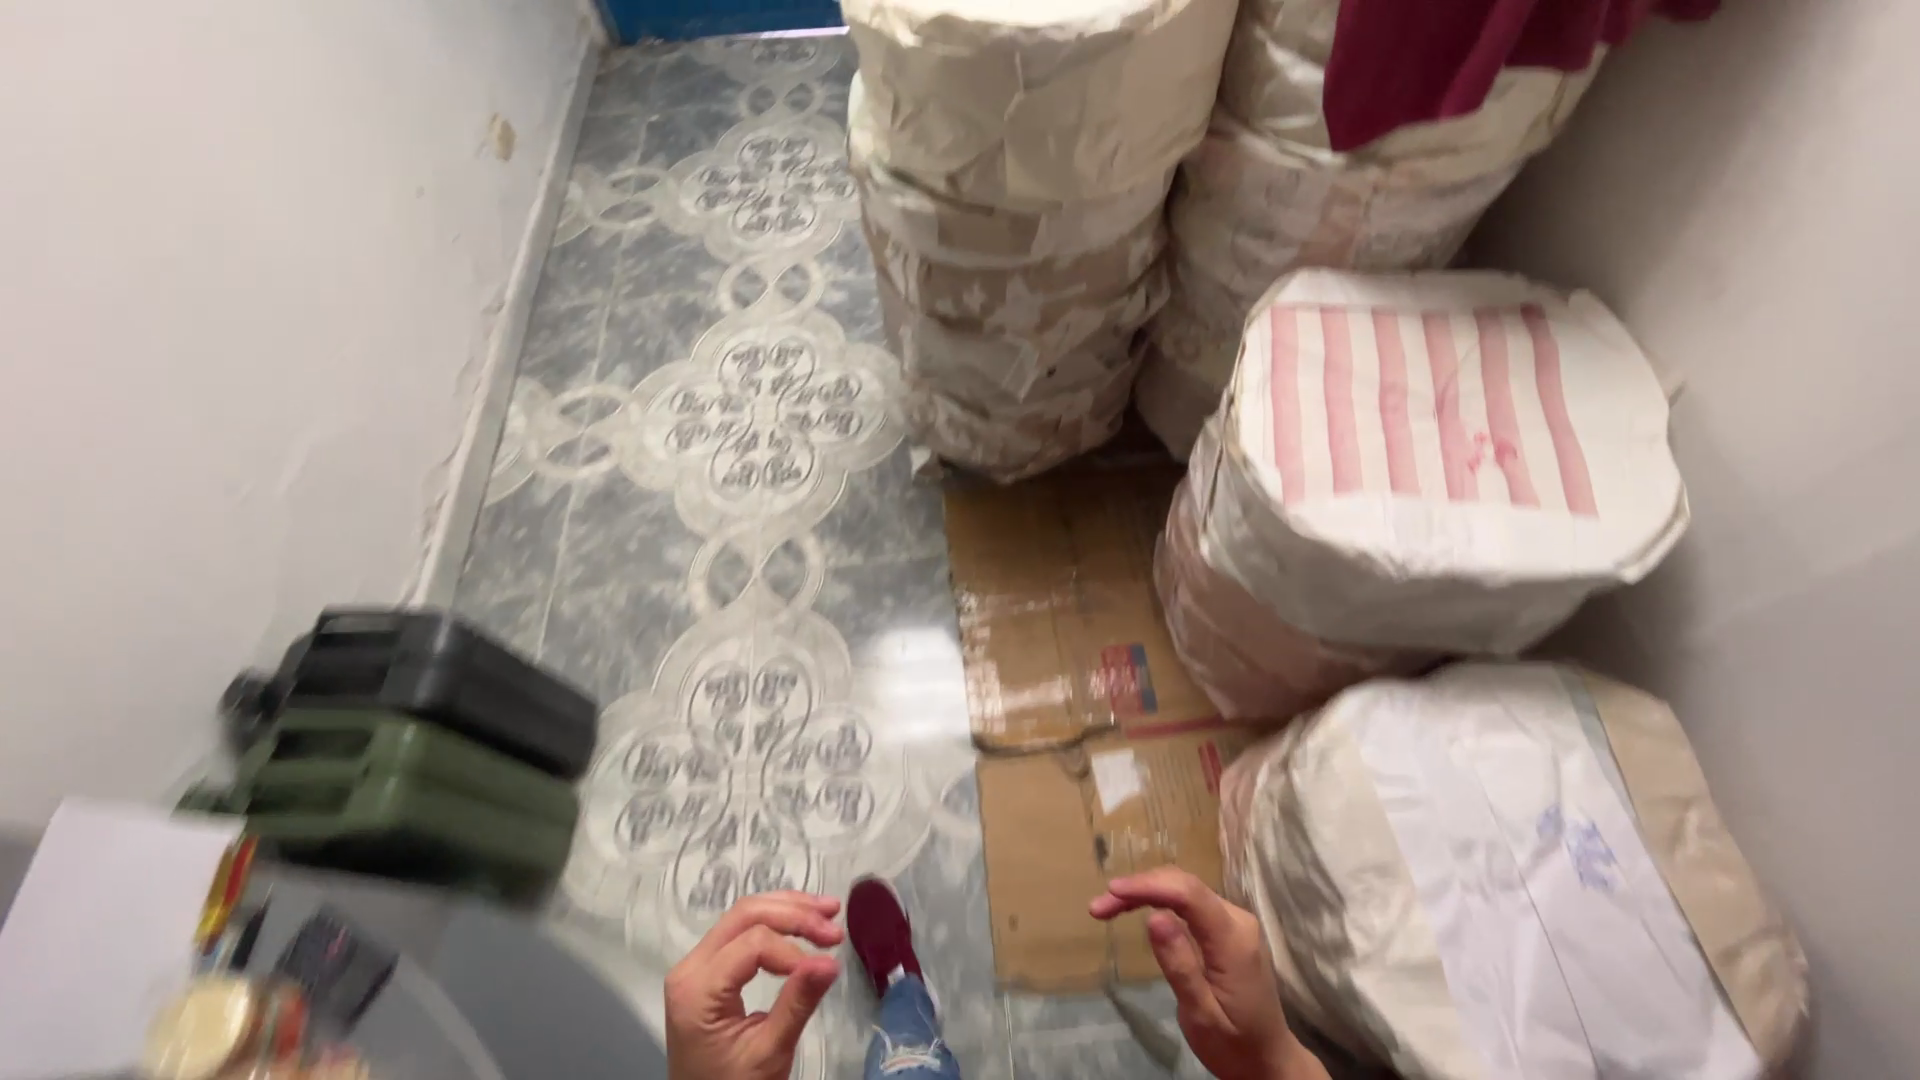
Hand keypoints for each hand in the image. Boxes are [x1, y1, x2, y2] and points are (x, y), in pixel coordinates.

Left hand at [666, 891, 843, 1079]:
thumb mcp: (769, 1054)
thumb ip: (797, 1004)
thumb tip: (831, 962)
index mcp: (698, 989)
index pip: (752, 943)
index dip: (793, 948)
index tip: (827, 965)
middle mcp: (691, 966)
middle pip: (746, 915)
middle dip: (795, 913)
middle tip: (834, 925)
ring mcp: (697, 963)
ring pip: (746, 913)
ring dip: (789, 908)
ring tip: (829, 911)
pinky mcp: (709, 967)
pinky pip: (742, 928)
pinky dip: (777, 920)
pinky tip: (804, 921)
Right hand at [1090, 869, 1325, 1079]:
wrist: (1268, 1060)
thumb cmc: (1234, 1043)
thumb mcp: (1202, 1016)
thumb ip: (1180, 966)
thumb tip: (1154, 918)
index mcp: (1233, 940)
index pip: (1188, 894)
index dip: (1148, 886)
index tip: (1112, 891)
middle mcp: (1237, 920)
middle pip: (1183, 885)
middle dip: (1138, 887)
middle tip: (1099, 907)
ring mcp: (1233, 920)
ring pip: (1183, 888)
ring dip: (1145, 891)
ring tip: (1108, 907)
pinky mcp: (1226, 926)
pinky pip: (1188, 901)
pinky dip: (1158, 899)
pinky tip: (1136, 909)